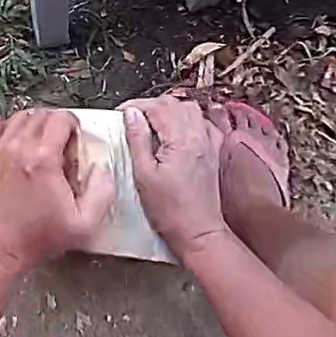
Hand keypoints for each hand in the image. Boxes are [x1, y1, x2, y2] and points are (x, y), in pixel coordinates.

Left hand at [0, 109, 114, 274]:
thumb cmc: (35, 239)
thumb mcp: (83, 224)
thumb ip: (102, 191)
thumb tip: (101, 169)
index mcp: (43, 159)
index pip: (62, 118)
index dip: (74, 126)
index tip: (75, 142)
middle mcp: (18, 147)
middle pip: (42, 114)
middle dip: (56, 126)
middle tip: (61, 148)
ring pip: (21, 117)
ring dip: (35, 125)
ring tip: (41, 146)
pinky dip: (12, 130)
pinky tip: (19, 146)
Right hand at [121, 96, 226, 254]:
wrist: (198, 232)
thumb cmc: (170, 210)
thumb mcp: (144, 175)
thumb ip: (138, 140)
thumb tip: (132, 114)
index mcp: (181, 139)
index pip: (157, 107)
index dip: (136, 106)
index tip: (122, 112)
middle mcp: (199, 135)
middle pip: (174, 104)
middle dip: (151, 105)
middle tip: (133, 117)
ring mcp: (209, 143)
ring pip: (190, 109)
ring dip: (170, 109)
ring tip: (153, 123)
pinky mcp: (213, 152)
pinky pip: (203, 123)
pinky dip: (188, 120)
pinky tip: (177, 131)